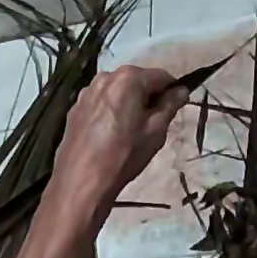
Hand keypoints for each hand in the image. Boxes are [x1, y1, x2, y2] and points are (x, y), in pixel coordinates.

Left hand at [51, 66, 187, 214]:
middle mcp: (105, 77)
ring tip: (130, 131)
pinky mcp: (75, 107)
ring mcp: (87, 91)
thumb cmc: (124, 154)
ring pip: (118, 91)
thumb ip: (170, 105)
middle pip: (137, 80)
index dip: (172, 91)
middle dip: (148, 96)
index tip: (175, 109)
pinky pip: (101, 102)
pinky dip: (111, 110)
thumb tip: (181, 90)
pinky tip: (110, 134)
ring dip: (129, 102)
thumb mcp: (155, 131)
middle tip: (153, 124)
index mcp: (128, 78)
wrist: (81, 181)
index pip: (161, 76)